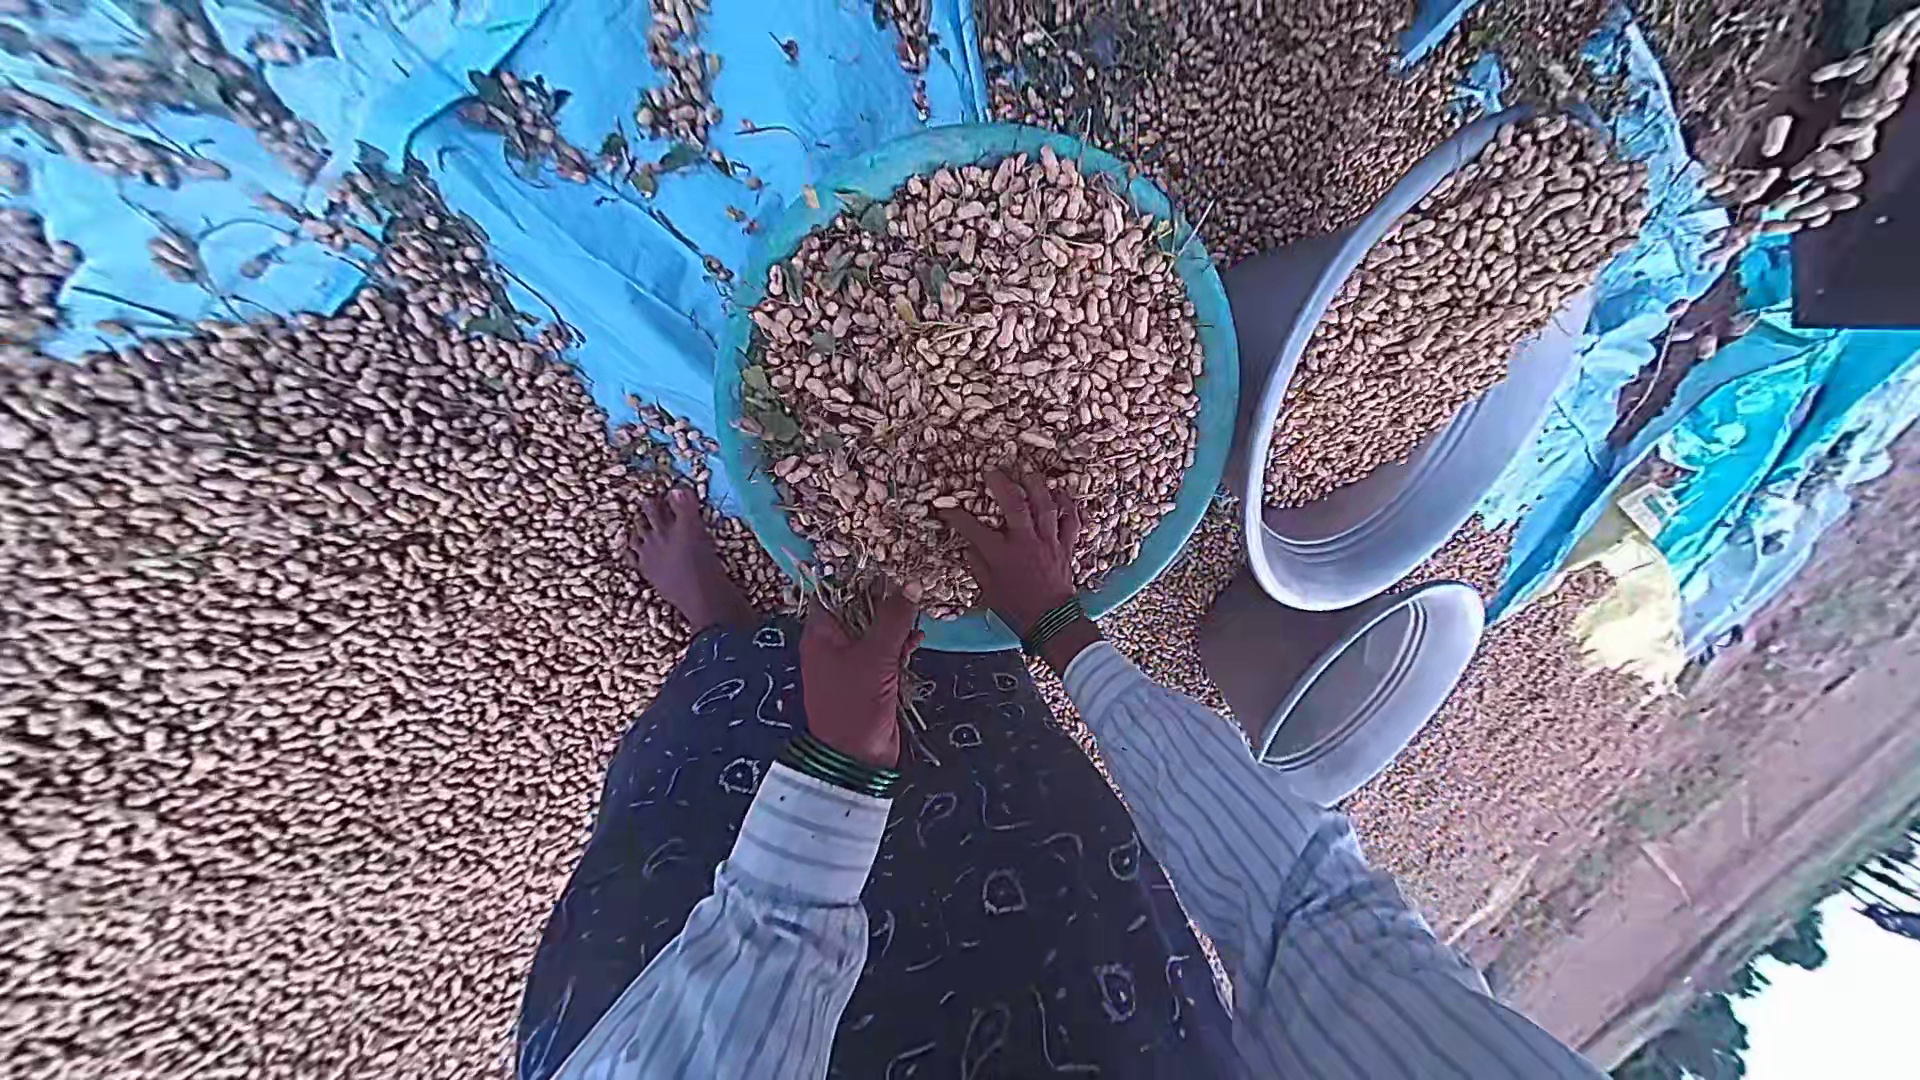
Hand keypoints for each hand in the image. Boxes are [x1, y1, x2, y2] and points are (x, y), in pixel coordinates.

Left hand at [799, 582, 922, 767]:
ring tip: (917, 612)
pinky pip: (885, 652)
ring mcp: (852, 662)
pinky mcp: (871, 678)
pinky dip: (900, 645)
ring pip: (875, 630)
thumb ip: (894, 618)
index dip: (857, 578)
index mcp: (822, 634)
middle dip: (884, 599)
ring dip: (896, 623)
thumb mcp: (876, 656)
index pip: (834, 593)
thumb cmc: (855, 703)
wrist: (857, 758)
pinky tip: (917, 640)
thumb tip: (911, 584)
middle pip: (858, 609)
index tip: (884, 565)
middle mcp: (834, 644)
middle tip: (909, 585)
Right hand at [938, 470, 1083, 637]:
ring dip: (1036, 486)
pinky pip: (1070, 521)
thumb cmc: (1018, 609)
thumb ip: (978, 566)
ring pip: (1045, 506)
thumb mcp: (989, 591)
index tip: (945, 506)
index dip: (956, 515)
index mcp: (1002, 555)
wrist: (1052, 622)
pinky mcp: (1065, 547)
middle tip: (992, 471)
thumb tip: (969, 547)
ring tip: (1027, 473)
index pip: (973, 528)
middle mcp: (1025, 543)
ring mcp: (1048, 542)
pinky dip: (1067, 505)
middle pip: (1014, 504)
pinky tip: (1060, 494)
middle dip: (1001, 484)